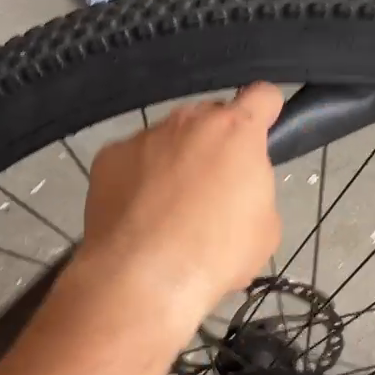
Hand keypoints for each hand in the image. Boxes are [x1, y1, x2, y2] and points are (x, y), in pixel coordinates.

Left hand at [69, 84, 284, 335]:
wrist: (142, 277)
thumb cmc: (215, 255)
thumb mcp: (265, 229)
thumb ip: (254, 190)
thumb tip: (236, 189)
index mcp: (235, 132)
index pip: (262, 96)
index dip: (265, 113)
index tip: (261, 132)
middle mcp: (188, 122)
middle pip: (209, 120)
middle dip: (214, 147)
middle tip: (211, 191)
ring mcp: (144, 136)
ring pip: (167, 141)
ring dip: (173, 164)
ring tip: (166, 213)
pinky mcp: (108, 157)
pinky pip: (131, 161)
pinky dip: (135, 181)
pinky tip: (136, 216)